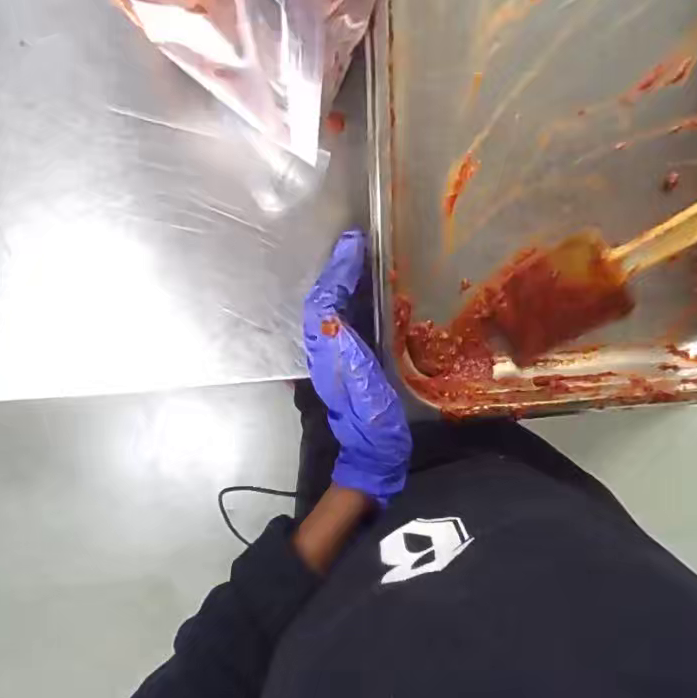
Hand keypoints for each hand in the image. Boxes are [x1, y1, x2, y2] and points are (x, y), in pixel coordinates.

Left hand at [302, 230, 411, 505]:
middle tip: (356, 243)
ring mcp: (335, 357)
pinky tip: (369, 291)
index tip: (353, 245)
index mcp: (327, 355)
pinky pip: (345, 321)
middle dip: (336, 270)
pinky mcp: (348, 362)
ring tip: (362, 258)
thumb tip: (335, 319)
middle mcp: (325, 352)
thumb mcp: (366, 393)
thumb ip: (351, 359)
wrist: (374, 454)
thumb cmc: (374, 426)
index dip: (336, 272)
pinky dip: (353, 299)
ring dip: (342, 282)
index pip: (323, 303)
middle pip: (322, 301)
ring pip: (331, 309)